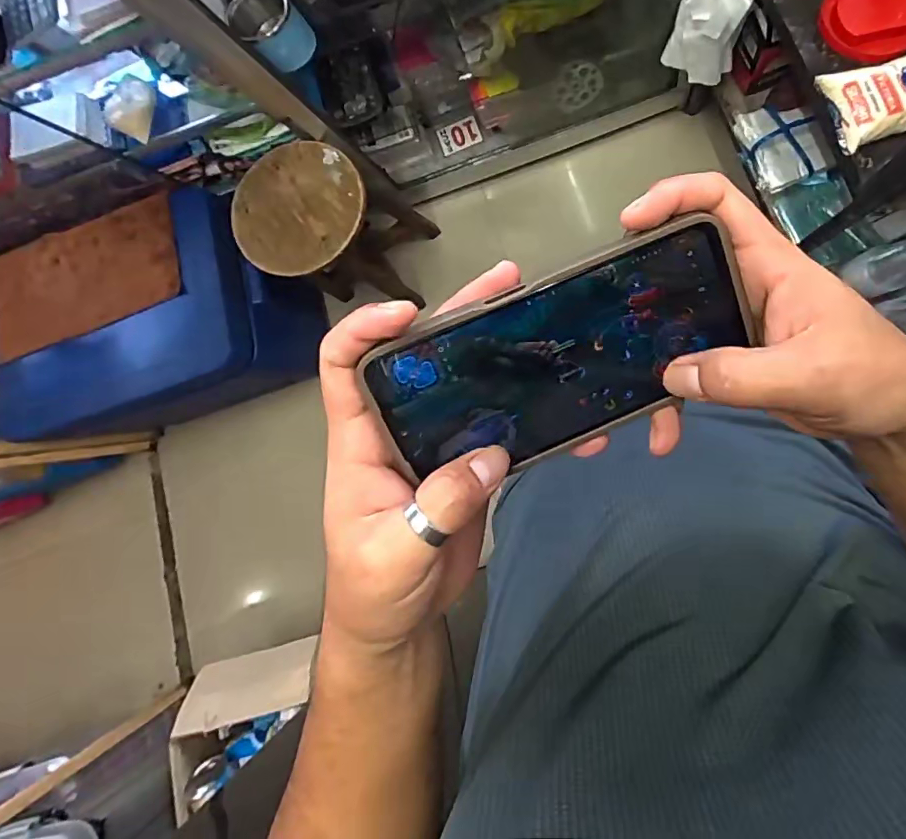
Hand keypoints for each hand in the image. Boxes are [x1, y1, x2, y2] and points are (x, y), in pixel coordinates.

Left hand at [314, 260, 676, 652]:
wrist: (399, 625)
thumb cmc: (371, 592)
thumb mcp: (392, 556)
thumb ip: (435, 508)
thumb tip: (491, 458)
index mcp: (360, 439)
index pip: (343, 364)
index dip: (365, 329)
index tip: (408, 313)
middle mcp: (397, 425)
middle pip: (420, 354)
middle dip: (458, 313)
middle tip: (504, 280)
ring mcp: (437, 441)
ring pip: (466, 381)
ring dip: (498, 348)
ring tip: (536, 315)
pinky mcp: (469, 462)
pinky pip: (499, 424)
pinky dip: (528, 411)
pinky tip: (562, 401)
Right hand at [625, 173, 905, 439]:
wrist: (894, 420)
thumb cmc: (872, 375)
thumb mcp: (812, 373)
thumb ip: (744, 375)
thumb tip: (673, 376)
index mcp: (769, 263)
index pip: (719, 201)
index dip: (674, 196)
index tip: (631, 221)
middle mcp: (744, 283)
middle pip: (680, 262)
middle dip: (640, 284)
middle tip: (605, 309)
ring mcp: (735, 323)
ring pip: (676, 324)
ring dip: (648, 356)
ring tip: (623, 388)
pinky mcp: (733, 361)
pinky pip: (688, 370)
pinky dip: (672, 398)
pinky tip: (663, 431)